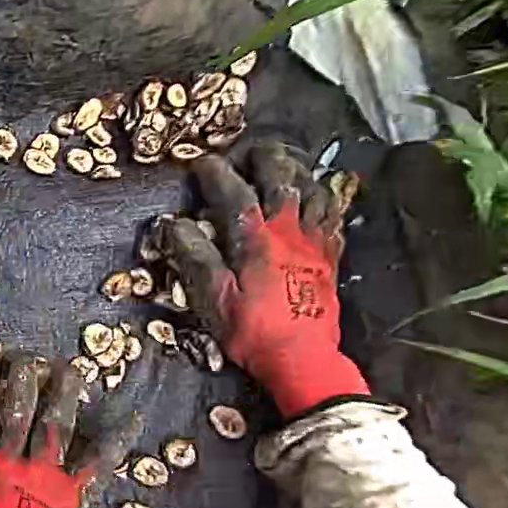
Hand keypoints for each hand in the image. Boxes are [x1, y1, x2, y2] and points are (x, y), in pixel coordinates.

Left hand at [0, 356, 157, 507]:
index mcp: (66, 496)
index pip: (100, 459)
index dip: (117, 436)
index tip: (131, 413)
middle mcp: (37, 472)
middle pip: (56, 425)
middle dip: (65, 394)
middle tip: (71, 367)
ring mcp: (2, 464)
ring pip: (16, 415)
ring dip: (22, 386)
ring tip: (27, 359)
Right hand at [156, 140, 368, 417]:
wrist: (302, 357)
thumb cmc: (250, 329)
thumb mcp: (211, 296)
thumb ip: (194, 256)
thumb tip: (173, 223)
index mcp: (255, 241)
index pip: (233, 194)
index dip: (215, 174)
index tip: (199, 162)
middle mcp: (289, 233)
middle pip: (282, 181)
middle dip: (265, 160)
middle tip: (250, 150)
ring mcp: (315, 242)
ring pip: (314, 191)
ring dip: (298, 171)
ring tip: (284, 162)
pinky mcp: (331, 255)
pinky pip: (334, 214)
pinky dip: (326, 195)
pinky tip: (319, 191)